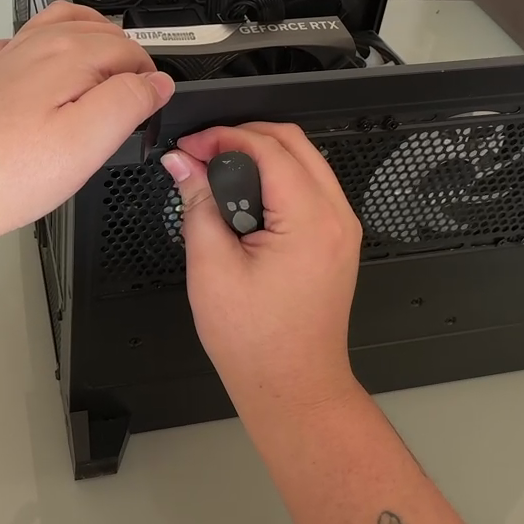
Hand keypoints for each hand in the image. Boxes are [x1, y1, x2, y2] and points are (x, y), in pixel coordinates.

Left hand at [0, 1, 174, 258]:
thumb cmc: (9, 172)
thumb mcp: (89, 141)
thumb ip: (130, 102)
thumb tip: (157, 82)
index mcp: (67, 54)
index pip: (129, 49)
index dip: (149, 77)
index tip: (152, 105)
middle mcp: (36, 46)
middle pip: (98, 31)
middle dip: (125, 55)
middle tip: (136, 95)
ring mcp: (10, 59)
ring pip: (61, 25)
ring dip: (91, 37)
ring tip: (107, 63)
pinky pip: (24, 42)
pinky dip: (48, 44)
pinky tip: (50, 68)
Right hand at [163, 123, 362, 413]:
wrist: (293, 387)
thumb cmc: (256, 342)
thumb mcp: (211, 267)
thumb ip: (197, 203)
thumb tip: (182, 164)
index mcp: (310, 220)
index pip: (268, 148)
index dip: (223, 137)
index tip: (190, 147)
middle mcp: (336, 217)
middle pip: (293, 141)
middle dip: (242, 136)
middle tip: (201, 152)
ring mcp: (341, 228)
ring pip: (303, 160)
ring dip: (259, 153)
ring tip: (216, 171)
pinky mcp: (335, 239)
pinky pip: (309, 185)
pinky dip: (275, 176)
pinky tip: (241, 195)